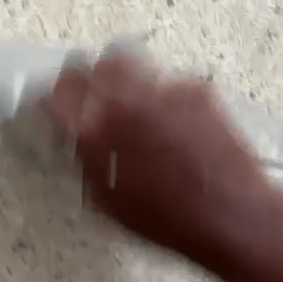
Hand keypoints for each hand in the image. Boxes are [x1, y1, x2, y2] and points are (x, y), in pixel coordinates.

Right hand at [43, 49, 273, 265]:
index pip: (56, 90)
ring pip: (134, 65)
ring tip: (142, 112)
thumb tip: (79, 137)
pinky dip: (167, 98)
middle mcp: (125, 102)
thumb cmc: (167, 220)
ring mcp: (162, 90)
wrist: (231, 215)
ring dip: (130, 82)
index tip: (53, 99)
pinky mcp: (196, 90)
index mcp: (94, 132)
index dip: (51, 93)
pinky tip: (176, 125)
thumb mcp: (107, 198)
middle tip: (95, 90)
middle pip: (95, 61)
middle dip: (92, 72)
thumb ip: (87, 157)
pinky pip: (170, 83)